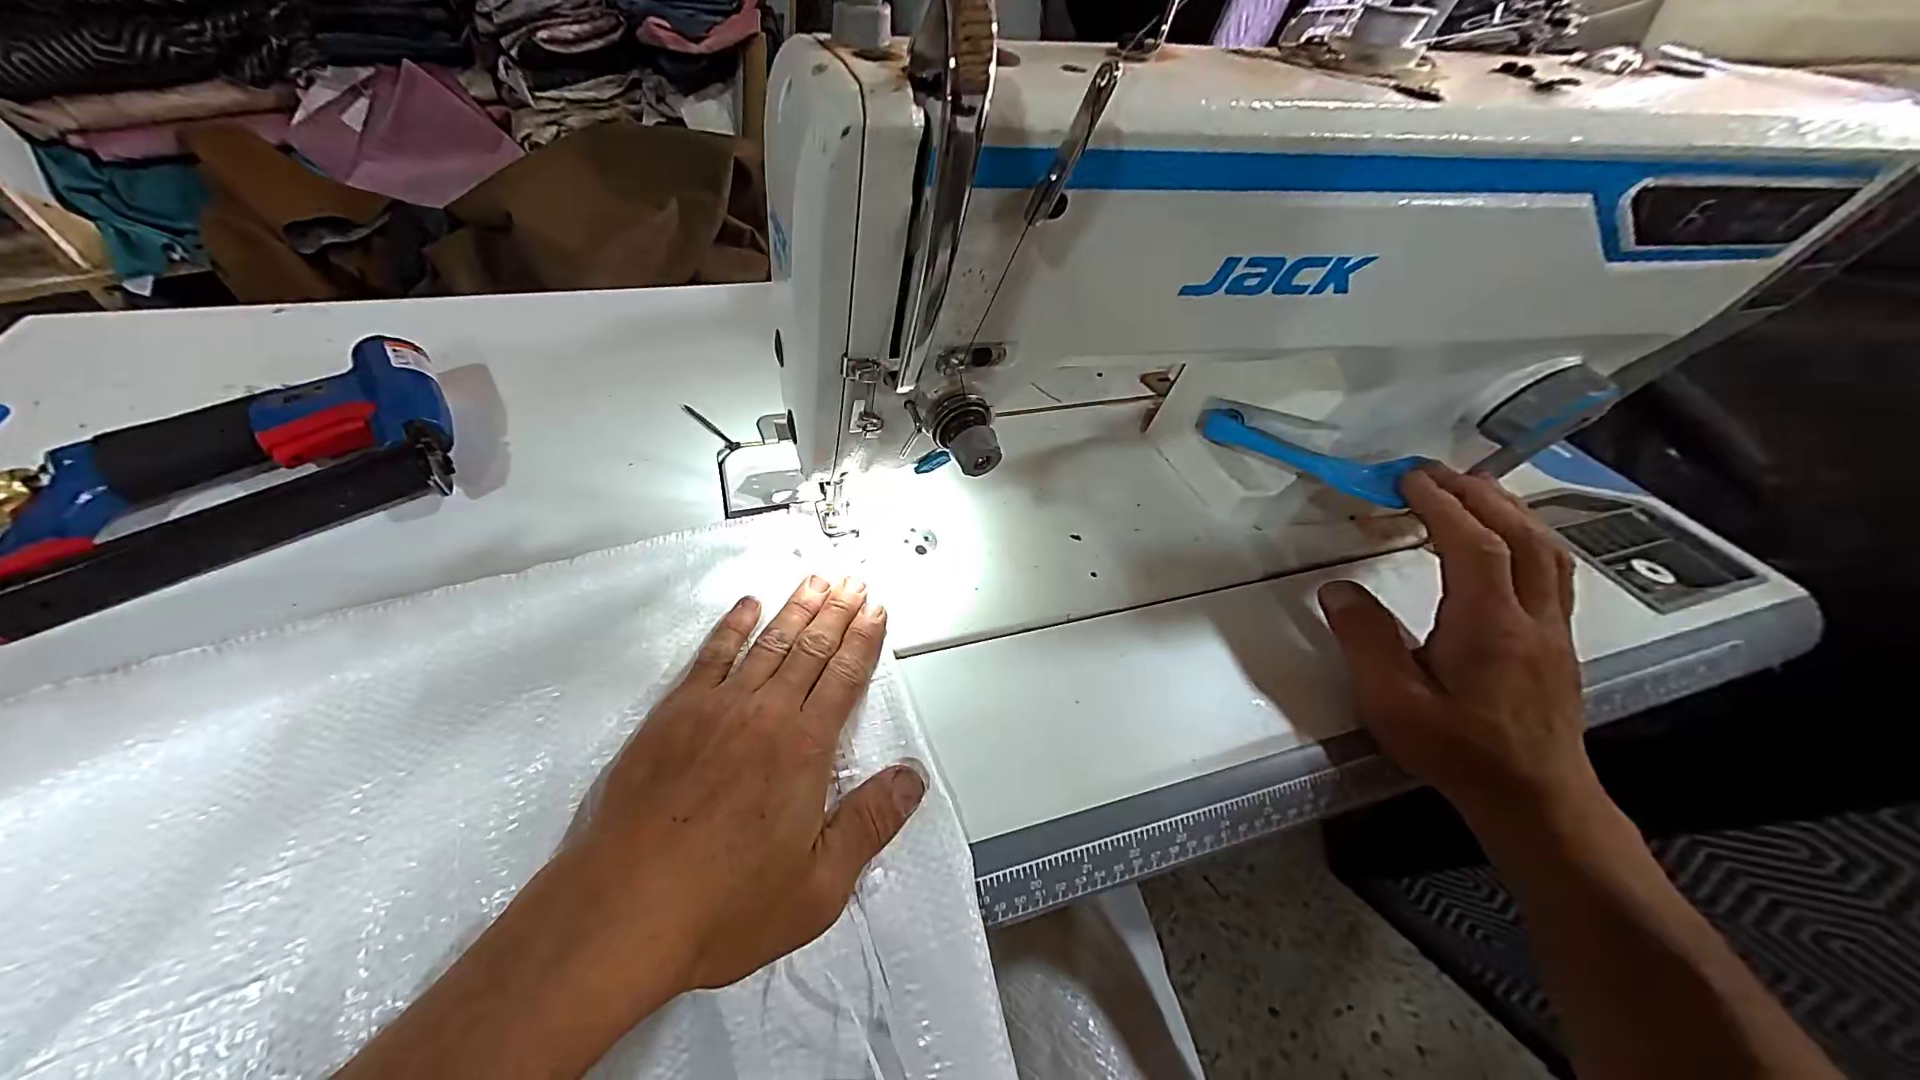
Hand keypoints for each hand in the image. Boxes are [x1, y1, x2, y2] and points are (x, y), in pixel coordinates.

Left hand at [574, 574, 924, 990]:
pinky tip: (745, 608)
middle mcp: (763, 717)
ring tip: (814, 581)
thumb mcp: (818, 885)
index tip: (875, 610)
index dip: (864, 639)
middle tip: (852, 581)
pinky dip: (731, 627)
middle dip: (836, 610)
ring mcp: (714, 710)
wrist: (621, 913)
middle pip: (810, 649)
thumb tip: (910, 781)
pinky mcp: (672, 716)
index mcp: (803, 750)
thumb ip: (869, 824)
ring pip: (766, 643)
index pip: (845, 677)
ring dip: (795, 608)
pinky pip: (710, 656)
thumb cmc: (721, 907)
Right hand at [1318, 466, 1592, 820]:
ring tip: (1470, 490)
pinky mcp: (1559, 642)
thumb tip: (1337, 589)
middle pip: (1519, 535)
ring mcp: (1554, 629)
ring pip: (1547, 549)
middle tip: (1434, 472)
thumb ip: (1365, 641)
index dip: (1442, 504)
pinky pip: (1553, 569)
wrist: (1535, 799)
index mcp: (1489, 625)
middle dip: (1477, 494)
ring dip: (1508, 510)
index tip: (1408, 478)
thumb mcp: (1393, 702)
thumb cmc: (1457, 751)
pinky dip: (1527, 537)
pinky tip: (1506, 539)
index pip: (1473, 545)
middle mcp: (1531, 616)